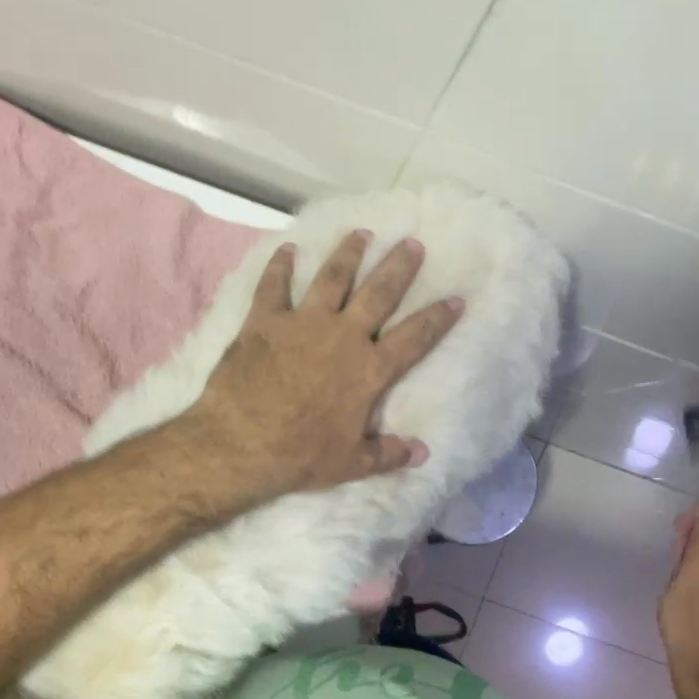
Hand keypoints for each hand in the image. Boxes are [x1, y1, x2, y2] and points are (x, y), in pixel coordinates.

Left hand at [178, 230, 463, 500]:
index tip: (455, 298)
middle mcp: (342, 336)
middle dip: (398, 267)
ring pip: (332, 278)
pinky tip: (287, 250)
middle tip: (412, 243)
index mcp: (368, 370)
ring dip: (348, 254)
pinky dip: (280, 266)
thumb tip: (421, 453)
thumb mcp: (351, 464)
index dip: (437, 318)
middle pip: (378, 293)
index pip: (414, 339)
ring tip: (361, 235)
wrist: (243, 442)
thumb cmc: (301, 456)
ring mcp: (302, 323)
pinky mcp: (264, 321)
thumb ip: (387, 454)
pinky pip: (274, 286)